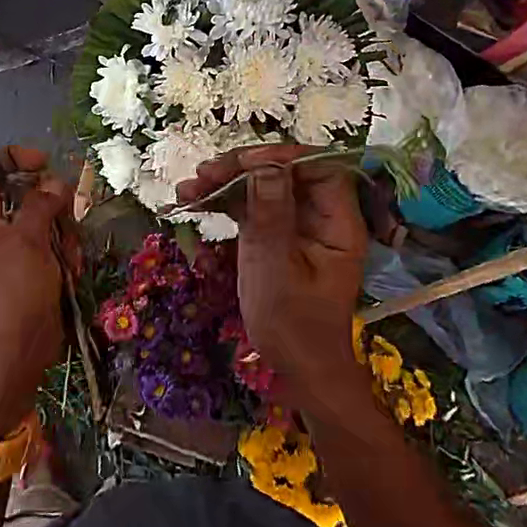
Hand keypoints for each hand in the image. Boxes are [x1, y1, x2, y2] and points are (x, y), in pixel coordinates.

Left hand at [0, 145, 74, 439]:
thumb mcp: (27, 240)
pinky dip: (68, 256)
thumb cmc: (13, 291)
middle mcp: (0, 227)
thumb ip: (40, 203)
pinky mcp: (40, 268)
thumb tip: (54, 181)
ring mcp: (21, 248)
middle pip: (30, 193)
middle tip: (63, 220)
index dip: (13, 156)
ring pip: (51, 220)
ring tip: (67, 260)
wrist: (17, 351)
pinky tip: (71, 273)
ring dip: (66, 234)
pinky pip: (59, 246)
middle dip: (54, 205)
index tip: (43, 162)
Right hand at [177, 145, 371, 412]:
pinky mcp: (276, 235)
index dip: (284, 159)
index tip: (243, 163)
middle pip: (287, 173)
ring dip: (227, 183)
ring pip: (265, 186)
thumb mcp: (276, 268)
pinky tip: (195, 201)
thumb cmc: (292, 325)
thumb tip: (264, 164)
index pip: (320, 170)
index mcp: (338, 224)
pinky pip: (253, 206)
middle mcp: (321, 217)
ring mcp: (296, 224)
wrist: (297, 368)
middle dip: (244, 168)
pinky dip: (225, 202)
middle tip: (204, 174)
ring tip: (189, 188)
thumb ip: (270, 215)